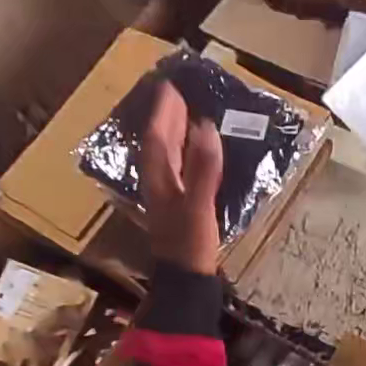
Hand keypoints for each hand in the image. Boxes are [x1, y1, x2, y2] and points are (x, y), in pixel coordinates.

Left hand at [139, 80, 222, 274]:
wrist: (186, 281)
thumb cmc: (190, 244)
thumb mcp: (199, 205)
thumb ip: (203, 167)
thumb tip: (206, 126)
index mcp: (160, 179)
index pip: (159, 135)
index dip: (164, 110)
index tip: (171, 85)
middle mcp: (158, 184)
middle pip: (159, 143)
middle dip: (167, 118)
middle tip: (178, 93)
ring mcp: (166, 196)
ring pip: (166, 156)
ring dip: (173, 134)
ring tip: (185, 115)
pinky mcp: (177, 207)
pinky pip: (177, 170)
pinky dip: (184, 154)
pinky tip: (194, 153)